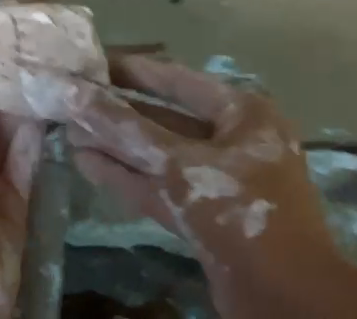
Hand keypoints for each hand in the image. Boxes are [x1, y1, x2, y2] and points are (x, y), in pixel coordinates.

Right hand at [35, 55, 342, 313]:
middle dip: (118, 113)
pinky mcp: (207, 217)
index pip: (177, 80)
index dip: (132, 71)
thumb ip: (124, 128)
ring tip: (69, 131)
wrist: (287, 302)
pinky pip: (161, 186)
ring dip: (117, 146)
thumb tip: (72, 91)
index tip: (89, 62)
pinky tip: (86, 163)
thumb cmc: (241, 211)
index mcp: (243, 114)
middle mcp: (234, 141)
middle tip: (72, 99)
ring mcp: (221, 182)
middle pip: (165, 118)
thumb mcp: (179, 164)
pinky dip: (127, 176)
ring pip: (159, 156)